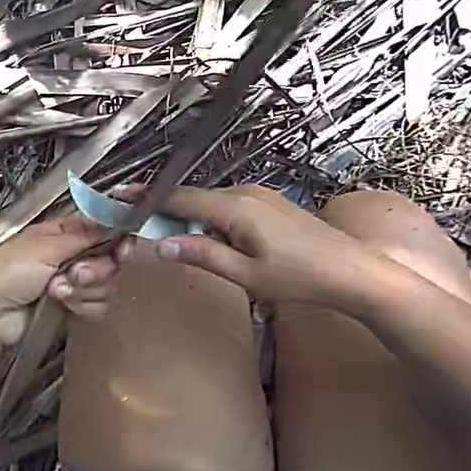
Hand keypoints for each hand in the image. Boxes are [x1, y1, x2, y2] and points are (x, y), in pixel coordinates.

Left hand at [0, 217, 119, 347]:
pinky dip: (82, 305)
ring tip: (57, 290)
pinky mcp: (73, 306)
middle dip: (96, 269)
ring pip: (106, 284)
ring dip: (85, 289)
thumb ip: (85, 235)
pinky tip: (62, 304)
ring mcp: (72, 282)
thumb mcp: (45, 245)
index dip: (117, 237)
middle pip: (109, 259)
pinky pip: (97, 305)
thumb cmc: (6, 272)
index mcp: (61, 231)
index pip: (102, 228)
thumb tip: (113, 221)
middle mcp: (70, 254)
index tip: (123, 246)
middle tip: (76, 273)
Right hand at [116, 184, 379, 307]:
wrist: (354, 272)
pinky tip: (205, 236)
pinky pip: (227, 204)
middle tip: (135, 224)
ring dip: (186, 215)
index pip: (178, 198)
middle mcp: (244, 192)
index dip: (145, 199)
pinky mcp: (269, 202)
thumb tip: (159, 244)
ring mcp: (259, 194)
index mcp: (235, 207)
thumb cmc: (300, 278)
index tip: (117, 198)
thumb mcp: (246, 275)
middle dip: (162, 208)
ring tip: (165, 233)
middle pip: (192, 197)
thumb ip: (202, 255)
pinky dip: (207, 216)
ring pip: (209, 201)